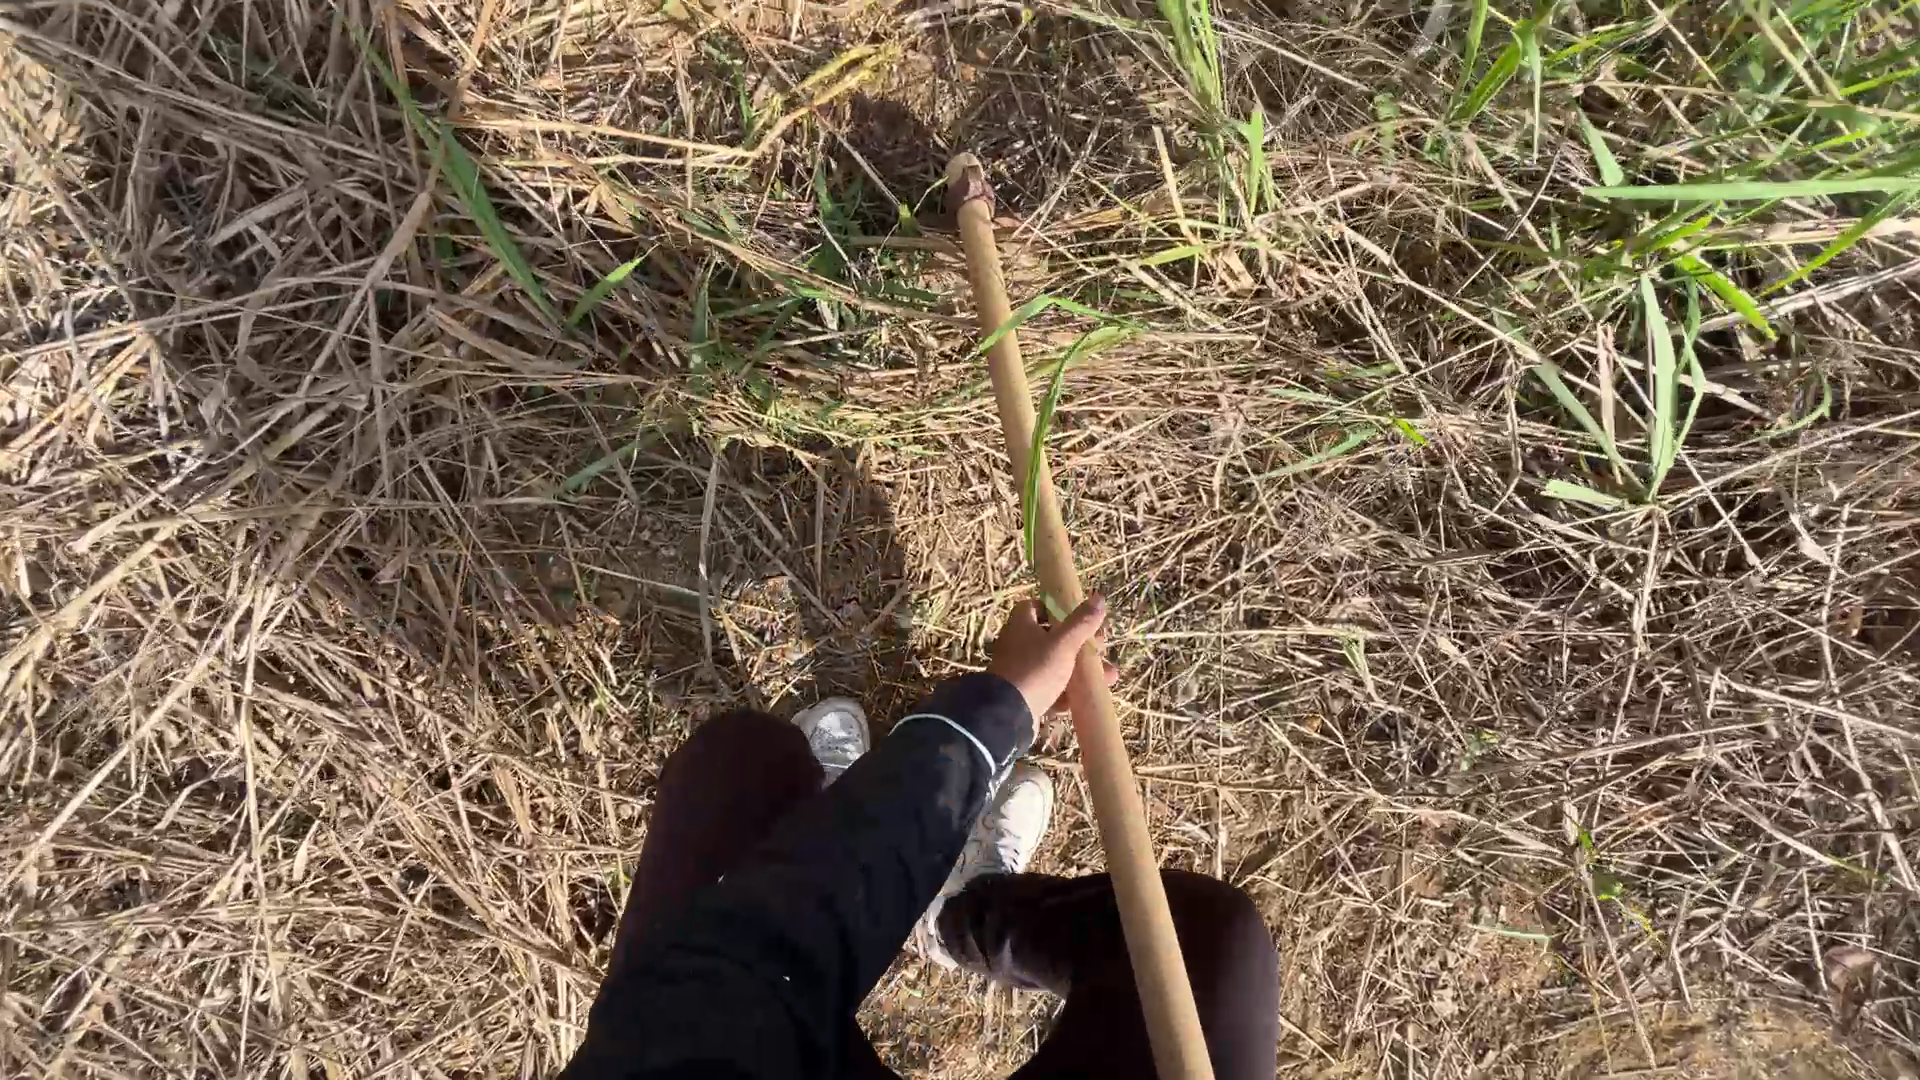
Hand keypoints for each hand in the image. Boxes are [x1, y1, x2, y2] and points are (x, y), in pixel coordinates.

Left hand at [985, 595, 1116, 718]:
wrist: (1008, 714)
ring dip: (1079, 670)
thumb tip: (1099, 598)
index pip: (1035, 607)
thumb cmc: (1035, 669)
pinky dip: (1067, 692)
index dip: (1057, 610)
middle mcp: (1018, 644)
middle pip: (1051, 637)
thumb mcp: (1063, 643)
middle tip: (1100, 648)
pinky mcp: (1024, 694)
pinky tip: (1085, 698)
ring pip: (1054, 665)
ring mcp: (1020, 670)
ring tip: (1108, 677)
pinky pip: (1049, 688)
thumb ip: (1081, 622)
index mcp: (1021, 625)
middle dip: (1079, 644)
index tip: (1079, 619)